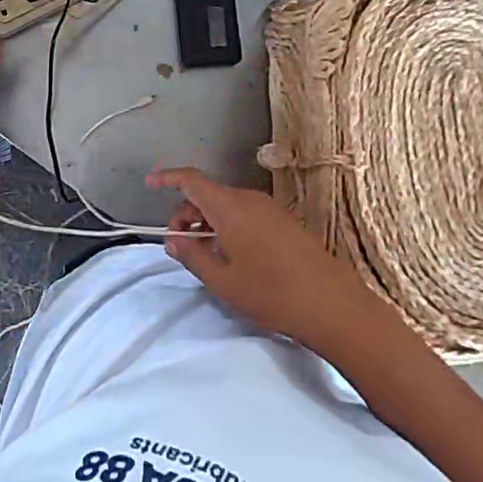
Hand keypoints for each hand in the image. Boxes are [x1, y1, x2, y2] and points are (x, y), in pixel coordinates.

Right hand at [147, 167, 392, 352]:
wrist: (332, 304)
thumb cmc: (271, 293)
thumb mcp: (223, 281)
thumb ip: (192, 255)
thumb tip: (173, 239)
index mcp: (230, 207)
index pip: (191, 180)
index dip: (168, 177)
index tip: (149, 183)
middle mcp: (249, 199)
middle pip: (208, 193)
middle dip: (186, 212)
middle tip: (178, 245)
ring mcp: (270, 208)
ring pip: (227, 204)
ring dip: (207, 221)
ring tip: (204, 254)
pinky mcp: (284, 221)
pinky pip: (246, 212)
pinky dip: (228, 225)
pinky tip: (231, 255)